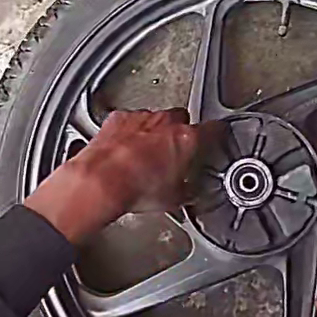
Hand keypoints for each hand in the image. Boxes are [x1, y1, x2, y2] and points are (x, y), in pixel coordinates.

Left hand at [24, 108, 202, 244]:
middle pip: (181, 119)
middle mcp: (165, 122)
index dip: (217, 134)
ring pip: (154, 119)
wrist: (99, 181)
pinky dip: (128, 132)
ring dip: (153, 133)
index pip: (213, 129)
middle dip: (179, 133)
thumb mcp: (173, 198)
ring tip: (145, 156)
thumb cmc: (134, 186)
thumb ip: (187, 189)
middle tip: (174, 153)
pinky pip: (129, 121)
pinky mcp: (117, 119)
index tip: (216, 136)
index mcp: (186, 138)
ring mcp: (140, 118)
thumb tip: (188, 193)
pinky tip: (124, 150)